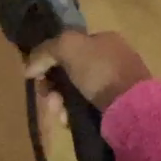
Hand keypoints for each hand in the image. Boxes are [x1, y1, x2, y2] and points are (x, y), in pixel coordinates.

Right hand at [24, 30, 152, 111]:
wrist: (132, 108)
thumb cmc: (100, 71)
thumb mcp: (68, 47)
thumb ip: (44, 51)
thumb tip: (28, 68)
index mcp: (104, 39)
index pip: (68, 46)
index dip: (49, 59)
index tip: (38, 75)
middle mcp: (110, 59)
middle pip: (68, 70)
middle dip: (52, 85)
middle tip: (47, 97)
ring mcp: (114, 84)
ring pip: (74, 91)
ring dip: (59, 101)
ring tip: (59, 113)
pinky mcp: (116, 107)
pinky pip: (85, 107)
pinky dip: (73, 113)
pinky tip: (69, 120)